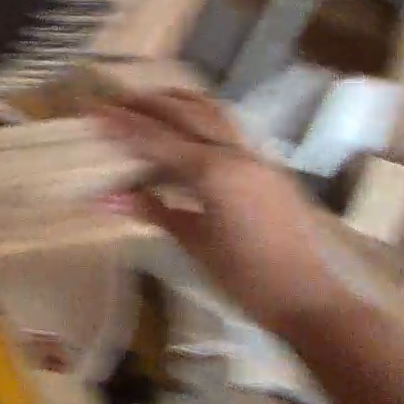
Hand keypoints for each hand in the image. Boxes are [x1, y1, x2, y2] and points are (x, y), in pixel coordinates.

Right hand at [94, 91, 347, 336]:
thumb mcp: (192, 242)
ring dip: (178, 102)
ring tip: (148, 102)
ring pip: (213, 113)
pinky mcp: (267, 170)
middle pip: (186, 112)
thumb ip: (151, 209)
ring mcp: (257, 160)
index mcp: (215, 171)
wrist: (311, 302)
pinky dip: (199, 119)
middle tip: (114, 101)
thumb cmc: (245, 277)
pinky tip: (184, 131)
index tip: (92, 110)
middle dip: (147, 103)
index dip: (121, 123)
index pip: (156, 138)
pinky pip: (227, 130)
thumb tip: (100, 198)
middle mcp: (236, 155)